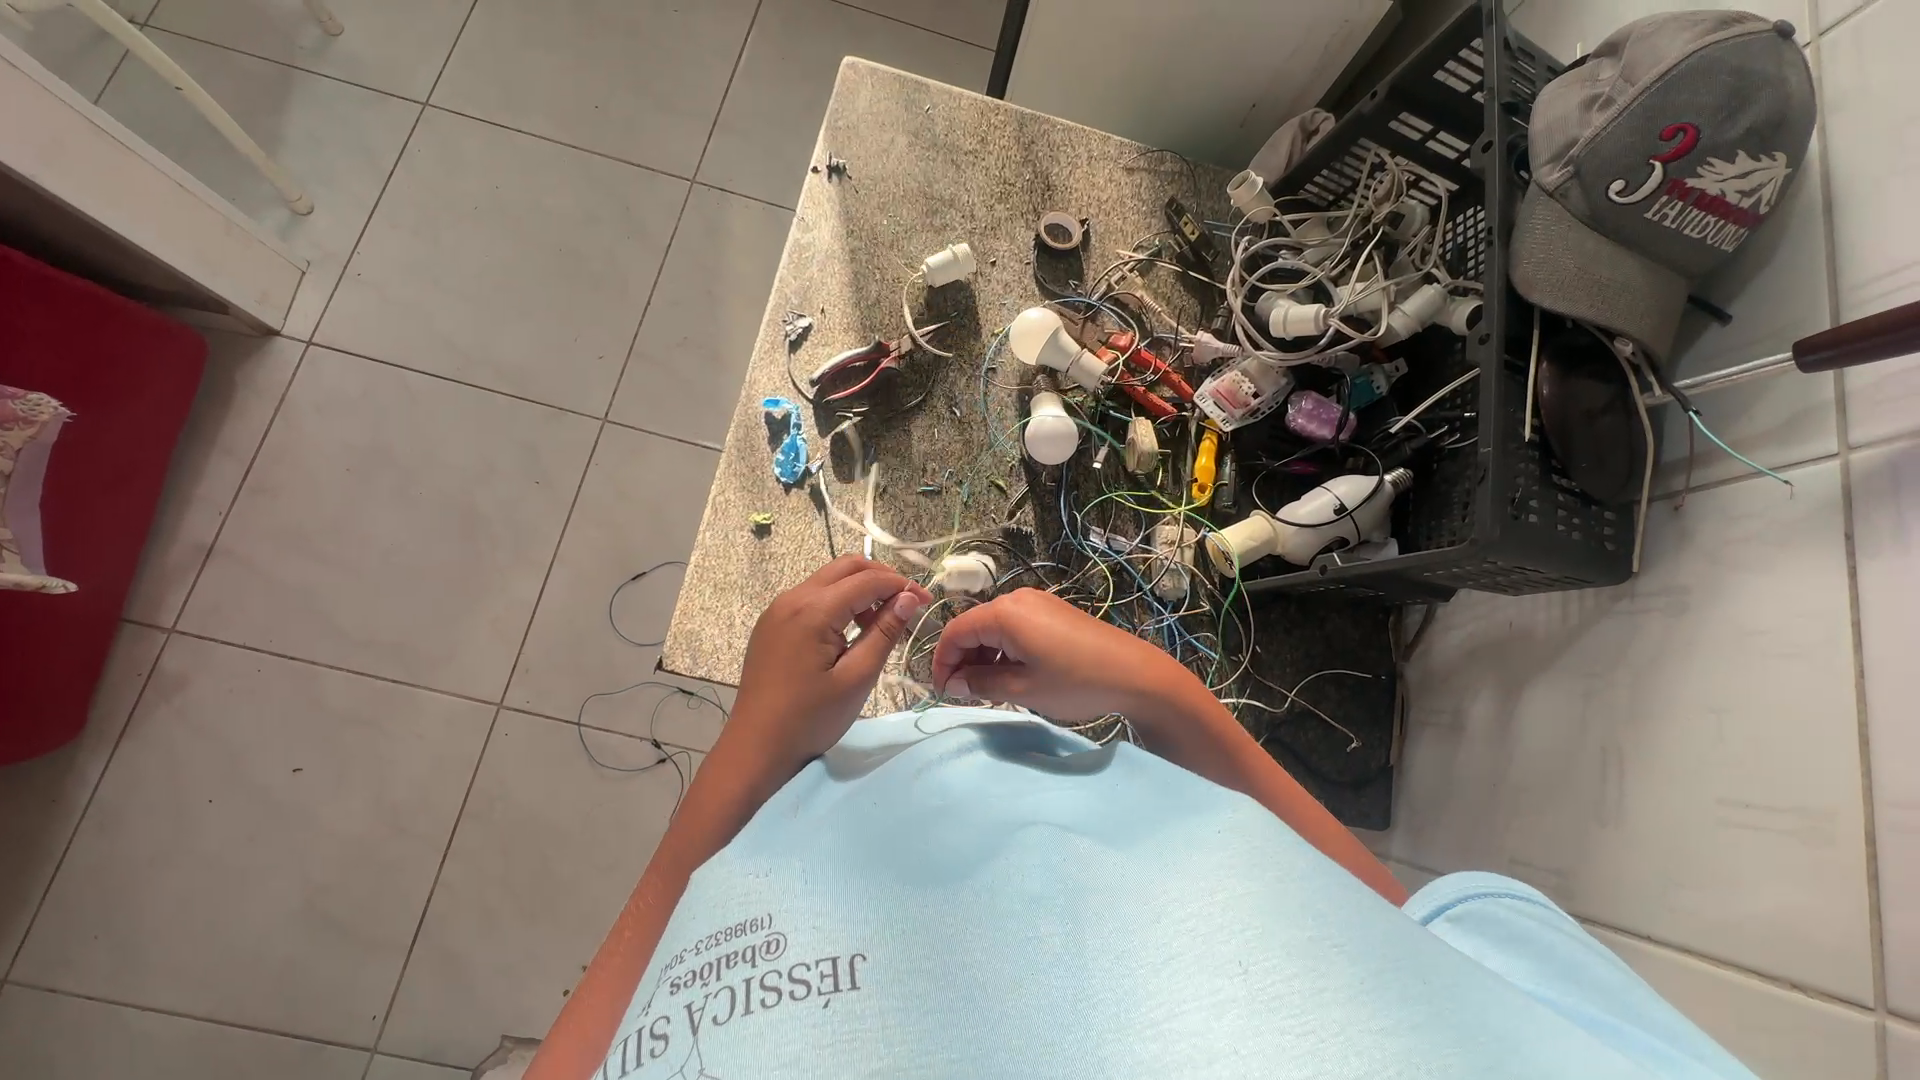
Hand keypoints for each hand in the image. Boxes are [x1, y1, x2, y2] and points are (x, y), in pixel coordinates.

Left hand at [726, 555, 931, 768]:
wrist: (755, 748)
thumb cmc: (809, 719)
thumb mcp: (856, 678)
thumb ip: (884, 633)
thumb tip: (908, 599)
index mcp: (812, 610)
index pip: (866, 580)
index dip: (902, 586)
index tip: (927, 602)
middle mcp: (791, 598)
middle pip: (845, 567)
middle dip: (881, 578)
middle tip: (907, 603)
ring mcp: (778, 609)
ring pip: (828, 580)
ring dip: (860, 590)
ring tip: (882, 623)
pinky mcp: (772, 623)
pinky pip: (812, 597)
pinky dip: (838, 602)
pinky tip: (851, 632)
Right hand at [930, 588, 1196, 722]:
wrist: (1134, 673)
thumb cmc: (1075, 682)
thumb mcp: (1023, 689)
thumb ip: (981, 683)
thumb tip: (955, 683)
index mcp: (1004, 614)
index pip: (955, 632)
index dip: (942, 661)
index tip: (943, 691)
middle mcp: (1017, 599)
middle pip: (973, 626)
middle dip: (963, 660)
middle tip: (965, 694)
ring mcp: (1037, 603)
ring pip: (994, 628)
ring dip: (983, 657)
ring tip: (988, 689)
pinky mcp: (1052, 611)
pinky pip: (1014, 627)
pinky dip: (1004, 650)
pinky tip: (1012, 675)